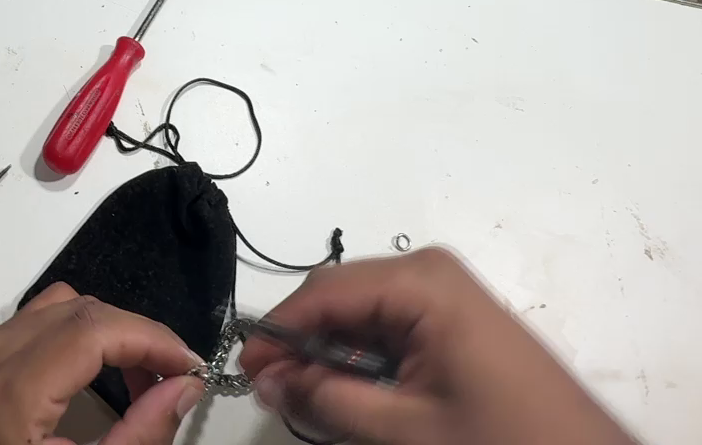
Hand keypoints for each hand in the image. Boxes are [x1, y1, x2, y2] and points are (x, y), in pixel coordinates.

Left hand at [0, 281, 206, 444]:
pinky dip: (82, 331)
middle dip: (138, 336)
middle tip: (176, 378)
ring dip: (112, 331)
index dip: (151, 339)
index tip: (191, 367)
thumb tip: (186, 385)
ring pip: (64, 305)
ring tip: (143, 377)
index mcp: (9, 391)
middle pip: (82, 311)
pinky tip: (103, 368)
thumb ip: (139, 435)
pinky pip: (42, 317)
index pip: (94, 329)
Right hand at [240, 249, 636, 444]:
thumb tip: (269, 380)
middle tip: (271, 391)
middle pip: (342, 299)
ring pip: (362, 316)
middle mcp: (427, 272)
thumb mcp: (409, 432)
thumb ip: (330, 401)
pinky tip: (349, 395)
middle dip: (303, 345)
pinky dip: (364, 361)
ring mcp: (444, 293)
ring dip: (330, 356)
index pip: (326, 292)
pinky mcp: (455, 319)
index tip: (246, 369)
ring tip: (304, 398)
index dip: (280, 330)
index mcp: (419, 281)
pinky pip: (391, 329)